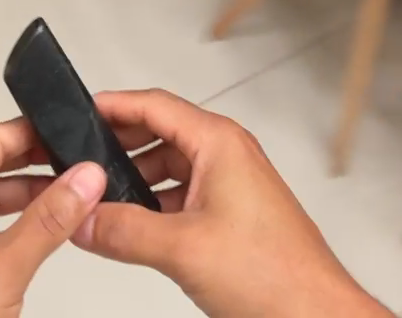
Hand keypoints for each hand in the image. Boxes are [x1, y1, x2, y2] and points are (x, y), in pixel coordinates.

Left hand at [0, 118, 107, 317]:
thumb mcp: (4, 267)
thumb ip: (50, 218)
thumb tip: (89, 174)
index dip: (29, 131)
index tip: (69, 127)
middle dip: (35, 162)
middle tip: (78, 157)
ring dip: (31, 194)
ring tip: (73, 189)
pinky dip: (21, 222)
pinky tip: (49, 227)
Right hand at [74, 89, 388, 317]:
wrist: (317, 317)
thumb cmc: (276, 276)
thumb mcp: (184, 249)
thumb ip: (125, 232)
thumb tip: (86, 220)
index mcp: (219, 142)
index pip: (156, 105)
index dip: (116, 105)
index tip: (83, 110)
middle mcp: (227, 154)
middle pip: (162, 131)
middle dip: (121, 142)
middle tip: (83, 153)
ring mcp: (231, 182)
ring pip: (172, 164)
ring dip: (137, 175)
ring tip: (102, 191)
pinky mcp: (232, 211)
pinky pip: (184, 192)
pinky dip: (156, 200)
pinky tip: (135, 221)